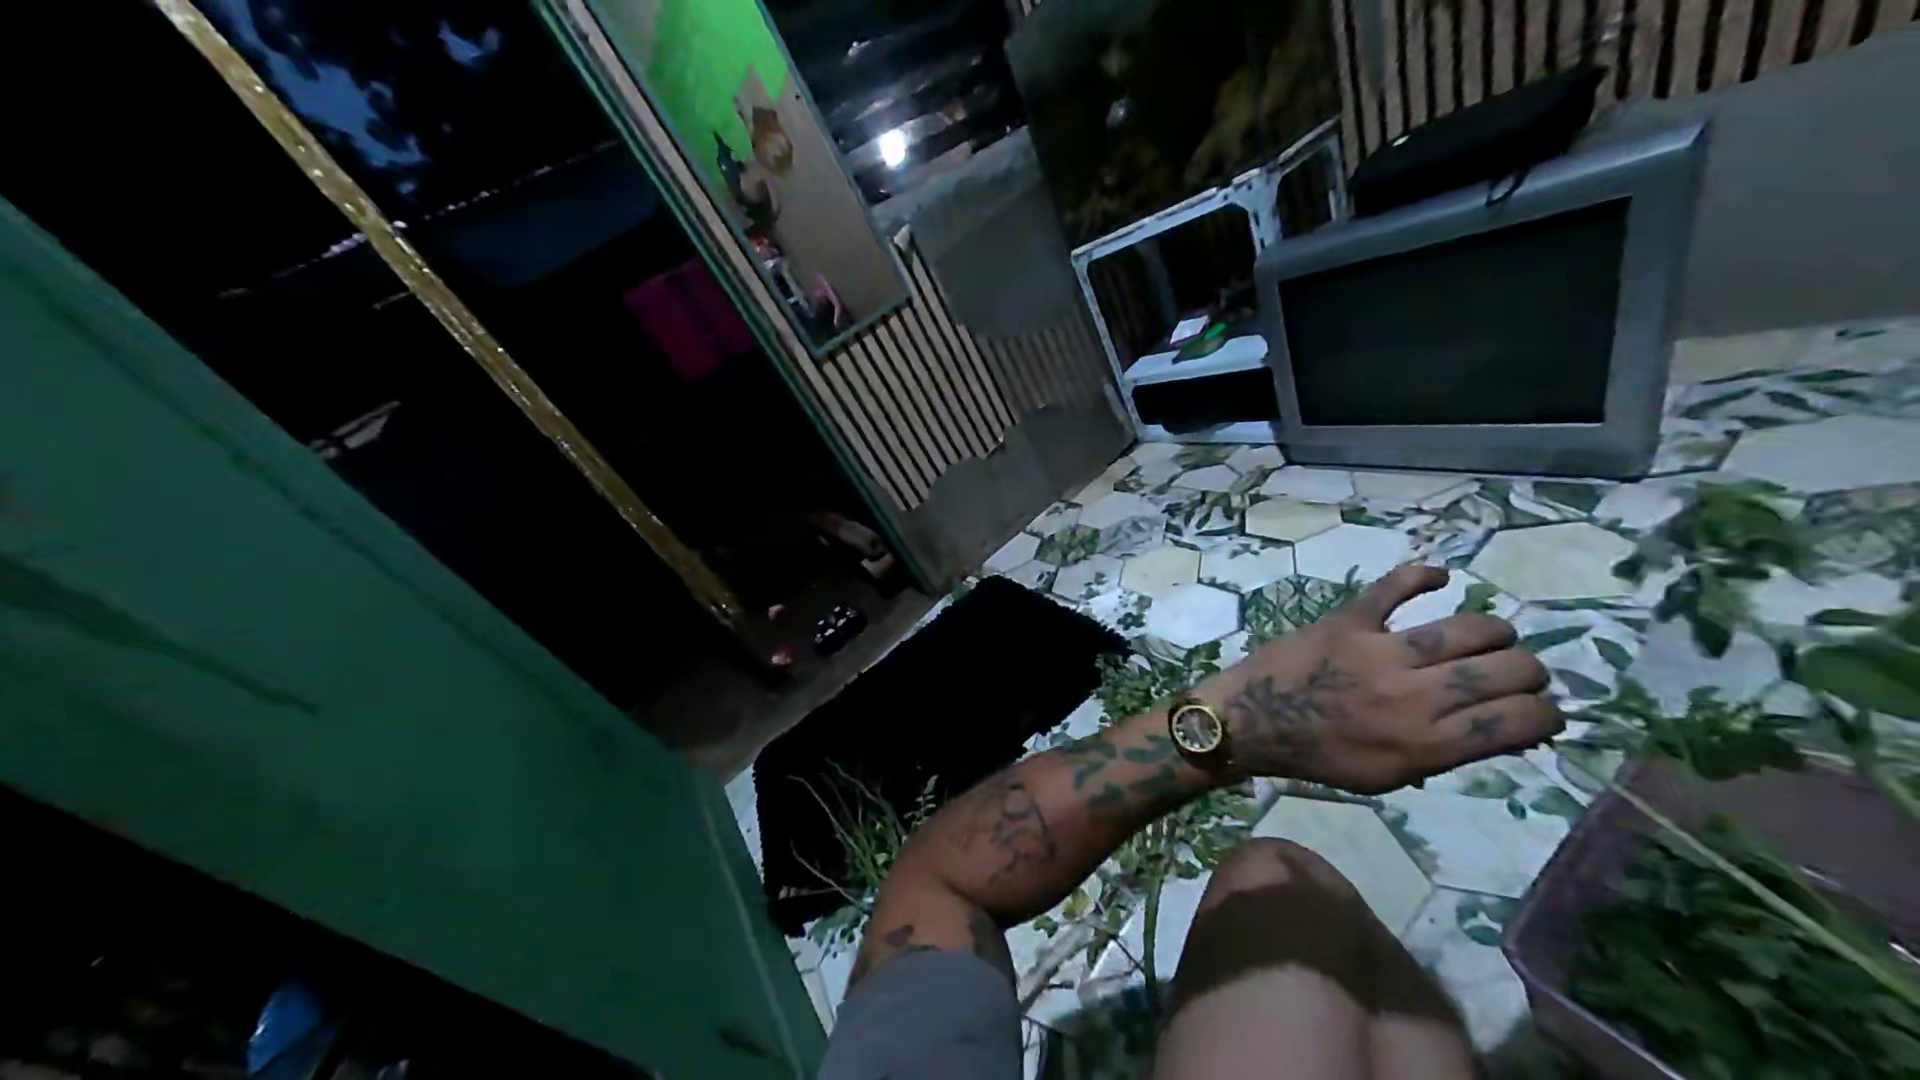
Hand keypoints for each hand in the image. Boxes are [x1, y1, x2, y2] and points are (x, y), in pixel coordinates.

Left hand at [1193, 564, 1562, 793]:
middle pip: (1508, 671)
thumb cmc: (1318, 756)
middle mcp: (1413, 695)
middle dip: (1528, 672)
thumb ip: (1447, 753)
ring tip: (1489, 639)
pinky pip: (1394, 586)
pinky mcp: (1348, 620)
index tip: (1537, 709)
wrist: (1250, 721)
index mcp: (1426, 743)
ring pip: (1469, 628)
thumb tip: (1507, 729)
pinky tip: (1441, 577)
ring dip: (1494, 633)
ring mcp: (1380, 651)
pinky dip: (1422, 575)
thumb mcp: (1387, 776)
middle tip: (1513, 674)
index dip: (1545, 714)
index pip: (1520, 721)